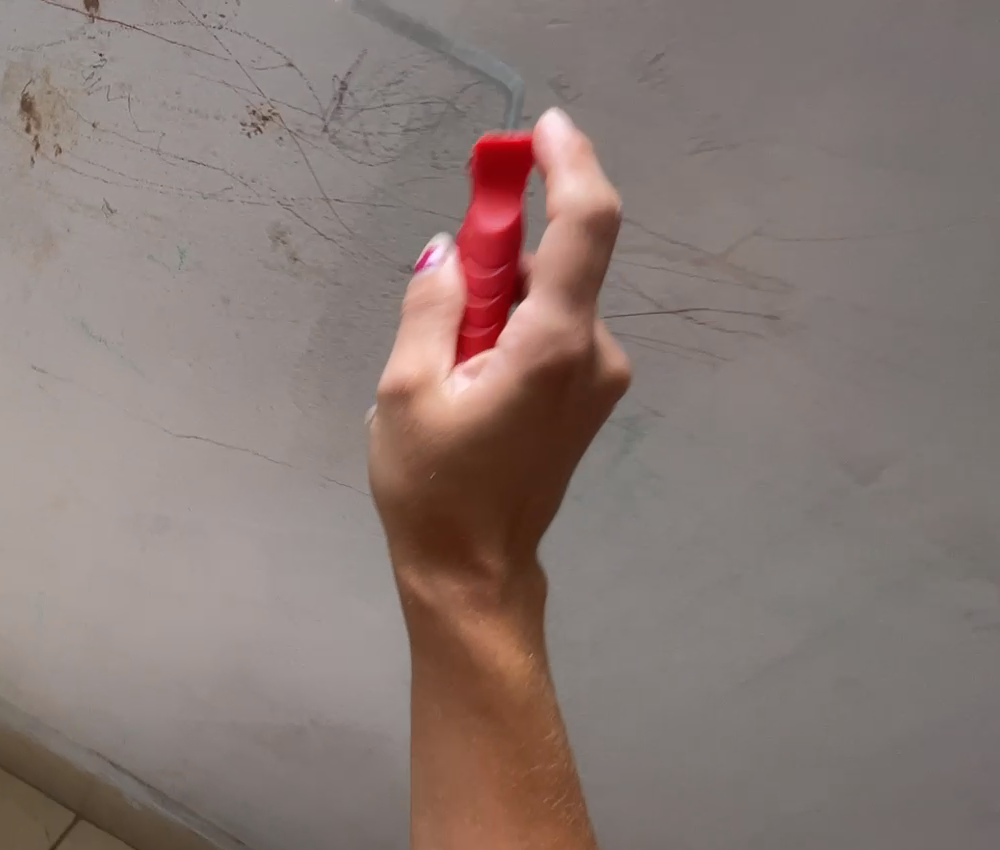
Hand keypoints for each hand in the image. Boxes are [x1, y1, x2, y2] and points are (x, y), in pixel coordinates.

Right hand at [369, 107, 629, 601]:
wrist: (471, 567)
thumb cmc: (429, 486)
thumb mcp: (403, 393)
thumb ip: (427, 311)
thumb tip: (442, 253)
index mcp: (552, 345)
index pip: (584, 226)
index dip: (568, 166)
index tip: (538, 133)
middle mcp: (595, 353)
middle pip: (554, 269)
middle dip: (494, 261)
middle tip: (437, 289)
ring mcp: (597, 380)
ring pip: (547, 307)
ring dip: (492, 308)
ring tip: (437, 369)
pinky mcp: (584, 401)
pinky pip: (550, 338)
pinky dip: (506, 335)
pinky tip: (463, 384)